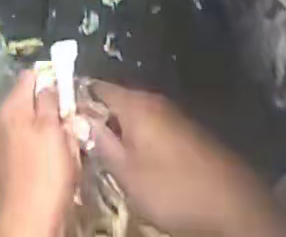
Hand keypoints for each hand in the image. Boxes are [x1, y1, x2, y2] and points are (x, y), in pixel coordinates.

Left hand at [0, 68, 80, 236]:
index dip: (52, 75)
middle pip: (38, 99)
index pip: (32, 74)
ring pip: (42, 122)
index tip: (71, 85)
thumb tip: (49, 78)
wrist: (28, 225)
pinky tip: (64, 160)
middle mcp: (8, 121)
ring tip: (71, 141)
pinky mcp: (19, 163)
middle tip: (73, 117)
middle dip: (57, 105)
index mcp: (13, 107)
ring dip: (59, 128)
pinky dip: (54, 147)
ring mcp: (12, 143)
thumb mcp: (52, 128)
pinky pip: (41, 143)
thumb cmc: (43, 173)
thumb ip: (50, 99)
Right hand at [86, 81, 285, 236]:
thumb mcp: (126, 171)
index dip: (79, 96)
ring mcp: (170, 113)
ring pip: (133, 113)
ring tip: (97, 149)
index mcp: (136, 104)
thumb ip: (101, 143)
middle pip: (117, 99)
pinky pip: (149, 124)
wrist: (226, 198)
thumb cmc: (170, 186)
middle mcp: (153, 100)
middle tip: (75, 136)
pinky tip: (129, 156)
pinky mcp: (182, 129)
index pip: (100, 87)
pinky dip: (135, 135)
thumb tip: (77, 119)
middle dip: (96, 114)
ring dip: (116, 127)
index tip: (59, 110)